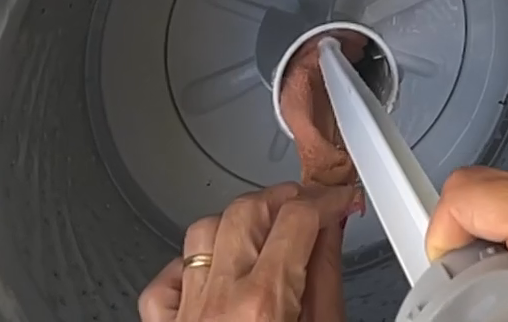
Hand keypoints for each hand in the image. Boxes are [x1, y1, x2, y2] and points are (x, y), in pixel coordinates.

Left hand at [140, 183, 358, 321]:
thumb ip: (326, 277)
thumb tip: (331, 228)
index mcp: (265, 304)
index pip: (299, 216)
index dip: (329, 197)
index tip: (342, 198)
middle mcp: (219, 303)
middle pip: (249, 209)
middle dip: (286, 199)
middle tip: (310, 210)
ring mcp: (185, 316)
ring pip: (204, 231)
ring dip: (239, 225)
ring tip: (266, 239)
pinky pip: (165, 281)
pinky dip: (191, 267)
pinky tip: (216, 273)